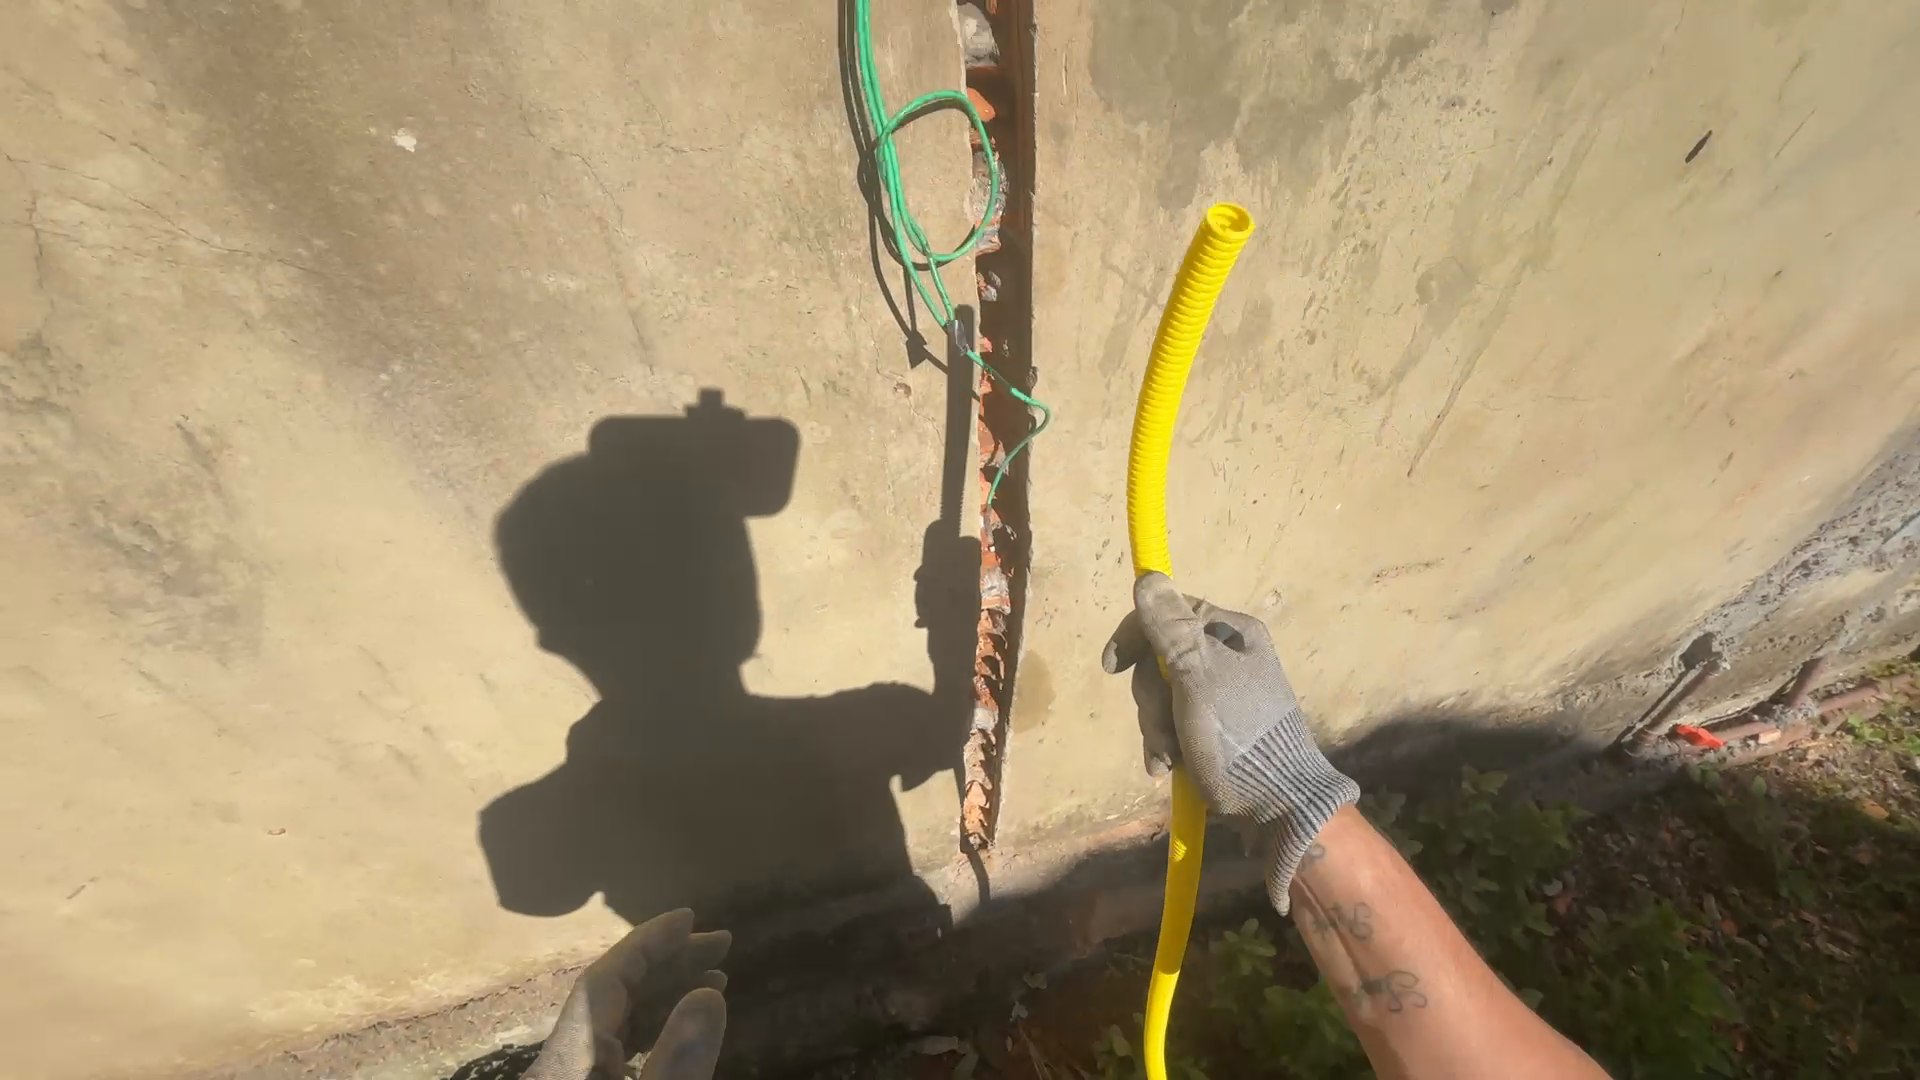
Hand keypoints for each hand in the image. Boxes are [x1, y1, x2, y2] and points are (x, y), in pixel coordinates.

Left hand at [527, 909, 730, 1079]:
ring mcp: (571, 1074)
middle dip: (668, 963)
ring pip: (617, 1020)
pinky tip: (685, 1025)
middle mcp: (563, 1061)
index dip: (648, 941)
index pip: (604, 980)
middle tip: (721, 946)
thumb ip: (676, 1062)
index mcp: (569, 1057)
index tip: (690, 917)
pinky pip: (616, 1047)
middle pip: (613, 994)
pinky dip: (655, 1027)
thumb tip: (710, 994)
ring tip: (716, 982)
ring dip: (666, 994)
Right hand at [1101, 572, 1358, 911]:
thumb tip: (1147, 578)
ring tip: (1170, 756)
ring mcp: (1221, 693)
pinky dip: (1165, 743)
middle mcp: (1227, 656)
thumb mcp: (1198, 678)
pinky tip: (1167, 767)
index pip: (1168, 612)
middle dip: (1152, 697)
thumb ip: (1170, 629)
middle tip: (1163, 726)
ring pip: (1162, 694)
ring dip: (1156, 727)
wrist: (1279, 808)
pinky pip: (1173, 721)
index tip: (1113, 666)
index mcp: (1230, 633)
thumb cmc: (1238, 735)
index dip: (1135, 636)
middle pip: (1159, 657)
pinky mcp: (1215, 726)